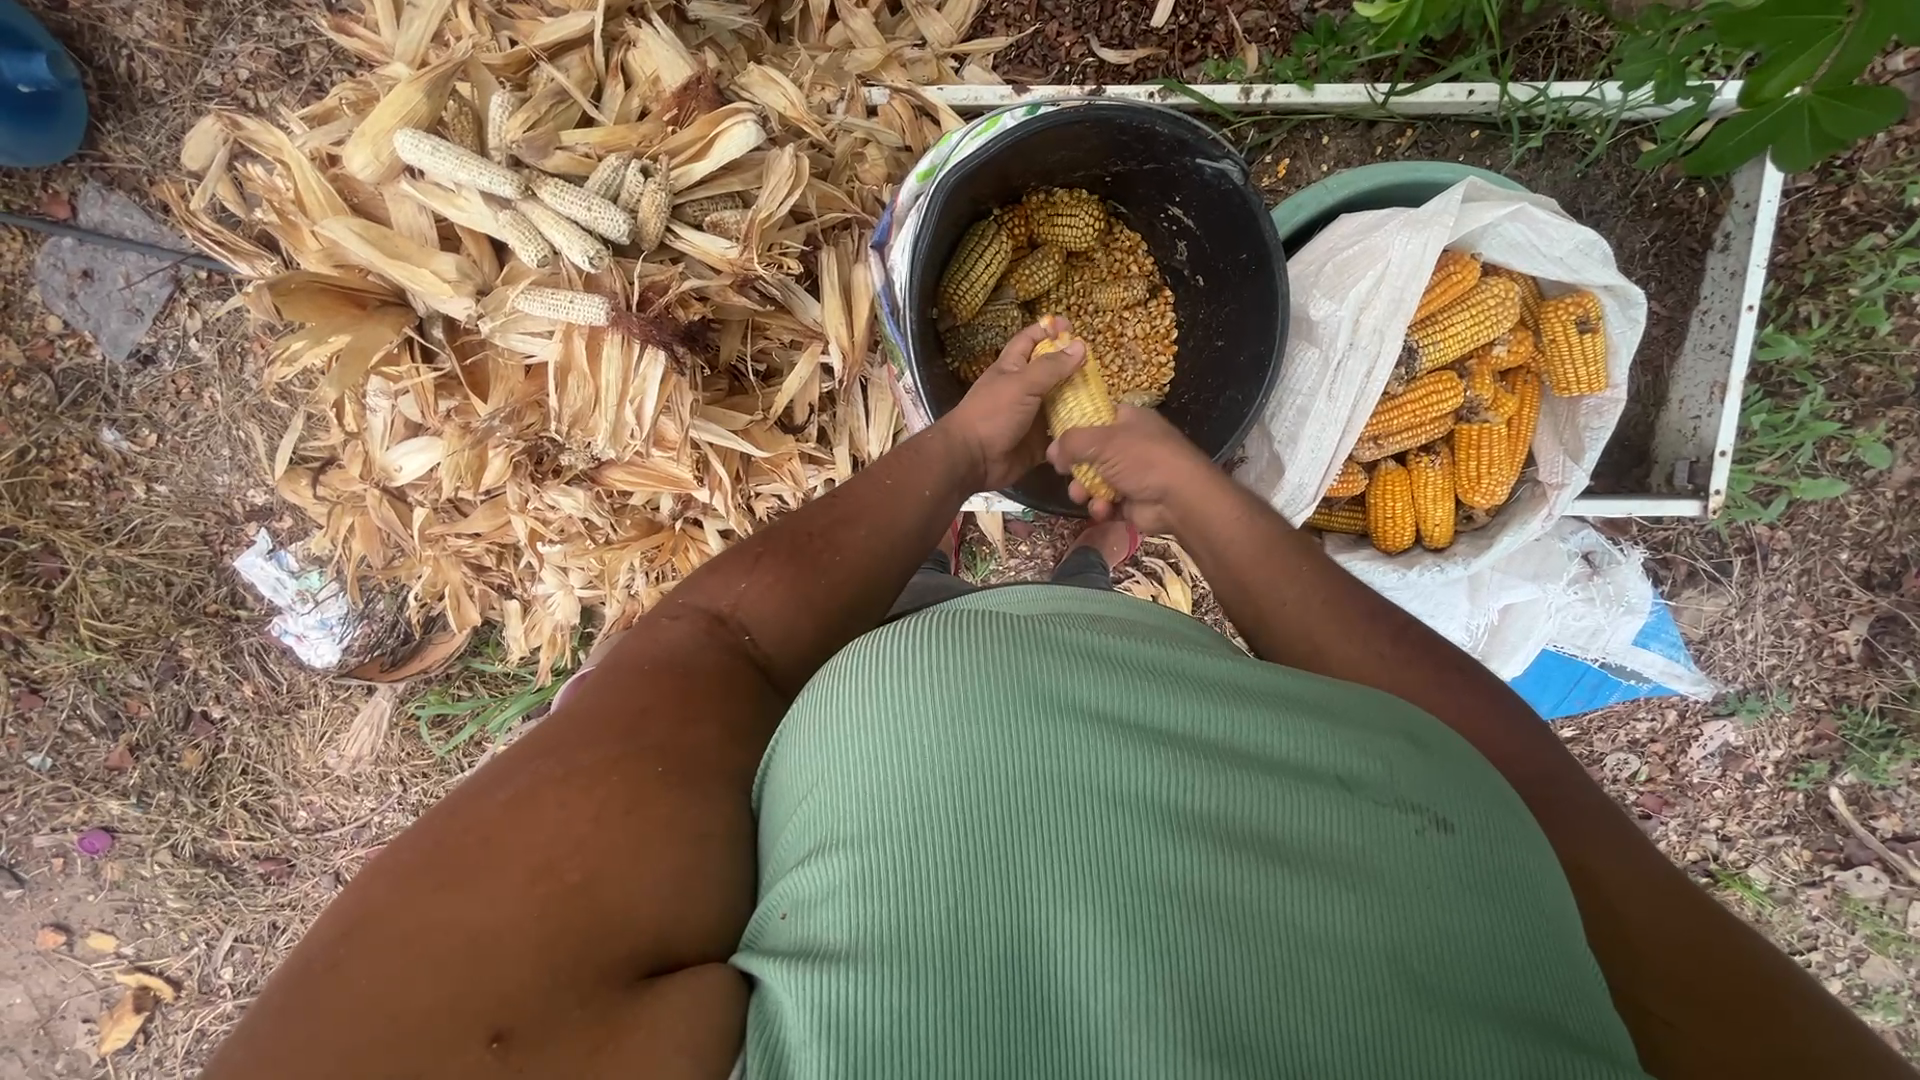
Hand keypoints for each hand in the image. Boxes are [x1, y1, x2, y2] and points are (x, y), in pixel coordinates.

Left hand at [937, 317, 1086, 490]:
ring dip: (1080, 401)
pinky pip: (1061, 433)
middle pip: (1052, 372)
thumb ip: (1051, 367)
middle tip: (1100, 366)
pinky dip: (1076, 431)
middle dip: (1073, 368)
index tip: (1072, 326)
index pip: (1030, 340)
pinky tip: (1097, 426)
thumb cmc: (992, 414)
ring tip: (1106, 395)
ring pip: (1061, 403)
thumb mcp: (1021, 384)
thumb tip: (1081, 346)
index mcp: (1013, 368)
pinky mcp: (1038, 442)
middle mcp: (1024, 389)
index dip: (1048, 330)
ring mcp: (1032, 416)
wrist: (973, 460)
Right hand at [1046, 403, 1222, 534]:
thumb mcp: (1102, 441)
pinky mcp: (1131, 500)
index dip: (1075, 427)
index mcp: (1129, 420)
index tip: (1057, 440)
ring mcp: (1131, 474)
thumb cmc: (1142, 458)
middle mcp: (1130, 444)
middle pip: (1091, 452)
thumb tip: (1052, 452)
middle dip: (1076, 466)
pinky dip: (1101, 506)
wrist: (1178, 499)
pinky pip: (1105, 502)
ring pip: (1094, 480)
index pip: (1096, 416)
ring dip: (1084, 489)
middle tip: (1065, 471)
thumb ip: (1071, 442)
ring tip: (1082, 495)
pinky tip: (1104, 509)